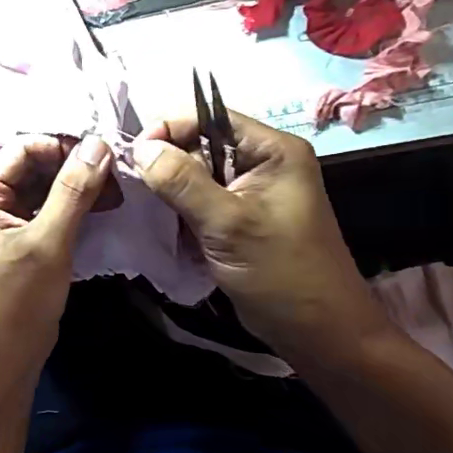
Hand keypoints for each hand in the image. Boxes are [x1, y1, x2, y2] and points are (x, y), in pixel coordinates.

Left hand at [0, 135, 115, 374]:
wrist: (2, 365)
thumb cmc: (16, 305)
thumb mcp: (48, 243)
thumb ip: (73, 191)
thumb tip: (99, 144)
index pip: (26, 148)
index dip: (67, 146)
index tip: (109, 153)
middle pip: (37, 165)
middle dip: (78, 168)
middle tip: (121, 176)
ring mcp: (3, 220)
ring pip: (47, 187)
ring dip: (81, 188)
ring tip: (119, 193)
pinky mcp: (21, 238)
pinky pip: (50, 209)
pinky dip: (76, 208)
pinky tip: (105, 208)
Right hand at [129, 110, 392, 364]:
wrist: (318, 333)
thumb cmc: (281, 273)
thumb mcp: (229, 223)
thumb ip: (183, 182)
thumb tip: (141, 147)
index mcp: (272, 150)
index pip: (212, 118)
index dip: (171, 129)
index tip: (135, 153)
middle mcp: (262, 165)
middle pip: (201, 148)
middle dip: (169, 166)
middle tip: (135, 187)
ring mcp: (251, 196)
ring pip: (197, 180)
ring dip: (173, 196)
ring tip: (151, 212)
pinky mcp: (240, 224)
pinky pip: (202, 207)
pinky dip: (183, 217)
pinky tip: (169, 232)